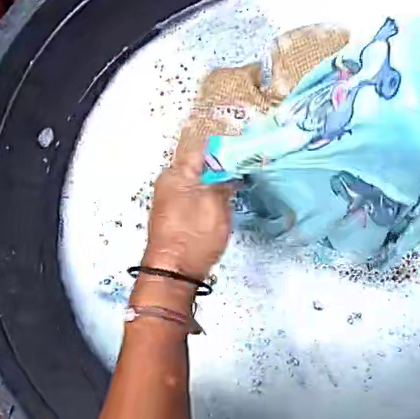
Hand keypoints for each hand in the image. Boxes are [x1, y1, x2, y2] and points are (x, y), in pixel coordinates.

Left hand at [142, 132, 234, 282]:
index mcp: (176, 174)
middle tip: (248, 165)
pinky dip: (214, 194)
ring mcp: (173, 200)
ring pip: (201, 180)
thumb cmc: (193, 237)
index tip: (247, 148)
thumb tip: (232, 168)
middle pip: (201, 164)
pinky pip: (199, 195)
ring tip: (242, 180)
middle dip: (224, 163)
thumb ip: (224, 181)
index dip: (225, 146)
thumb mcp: (215, 204)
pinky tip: (228, 199)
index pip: (202, 147)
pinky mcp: (179, 215)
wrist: (174, 272)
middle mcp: (171, 182)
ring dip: (220, 179)